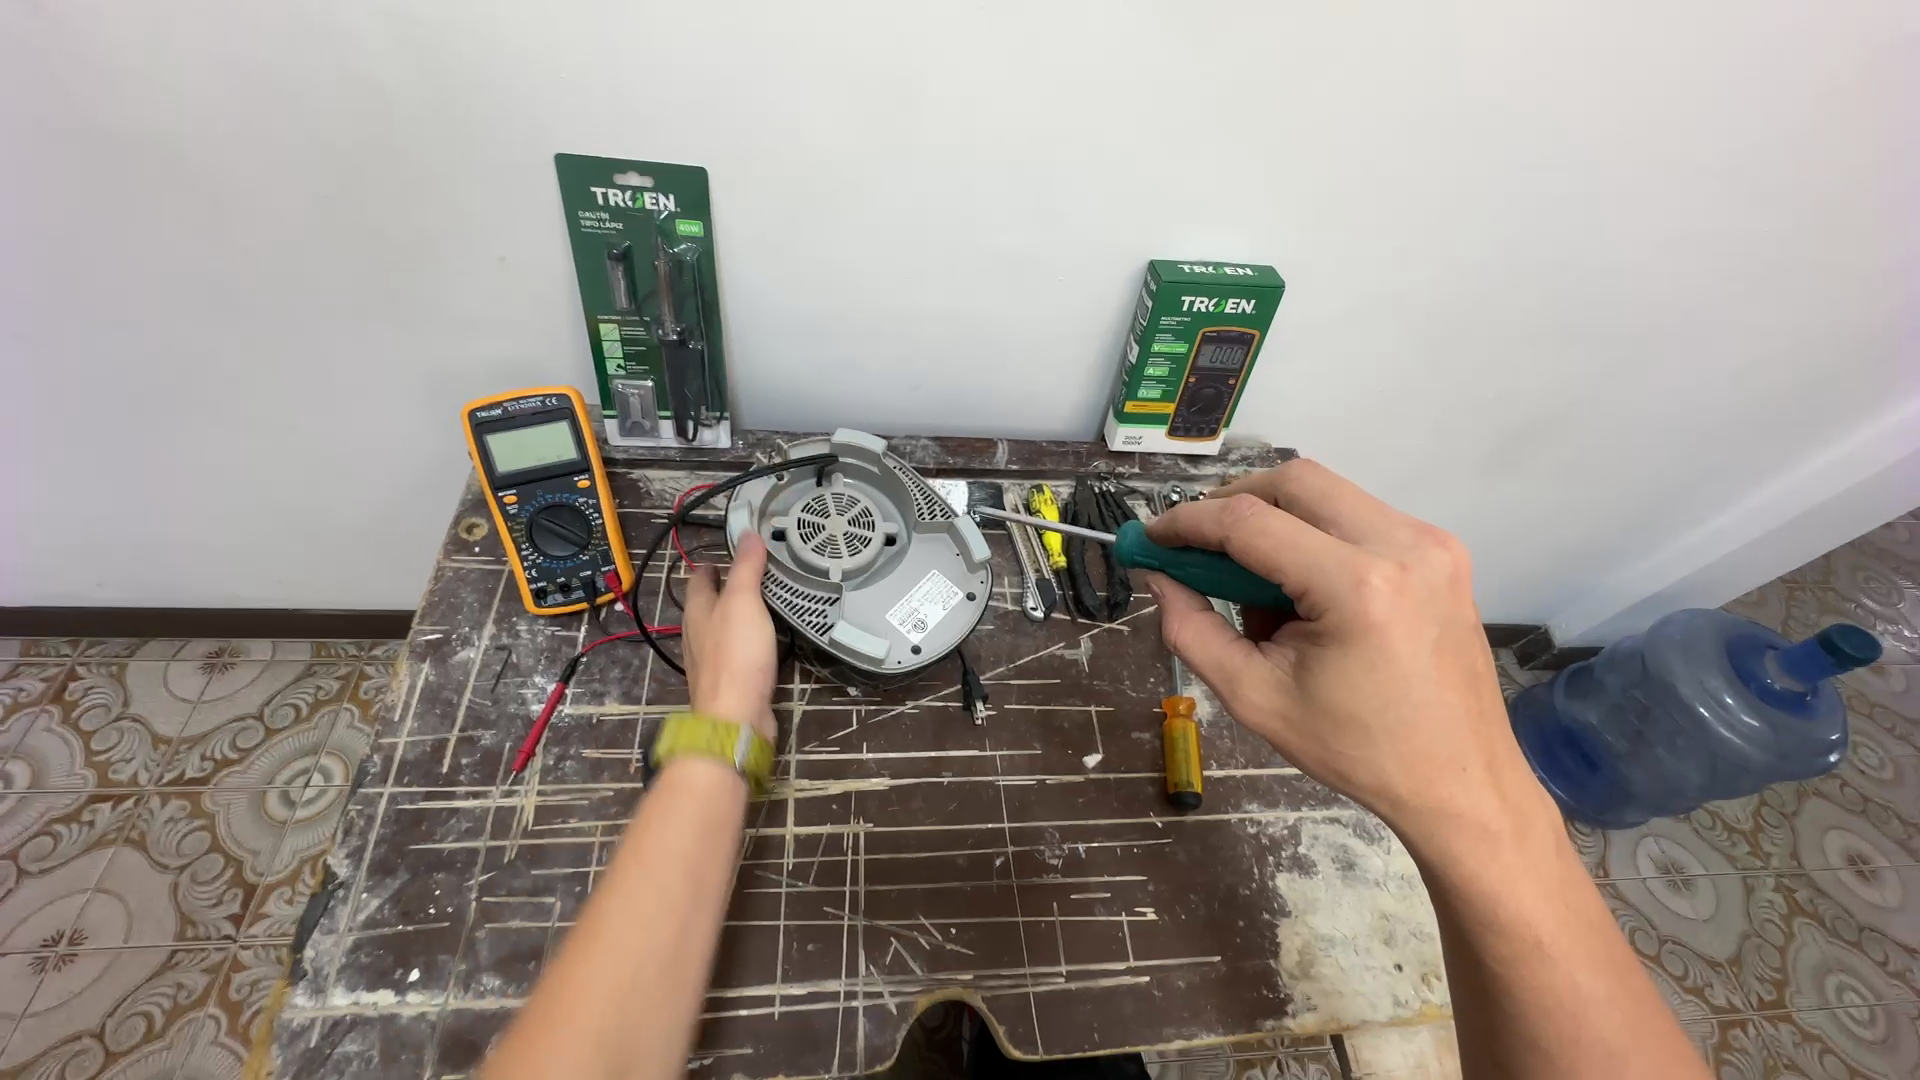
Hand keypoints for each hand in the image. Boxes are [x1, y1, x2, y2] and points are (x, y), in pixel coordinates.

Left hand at [681, 533, 778, 741]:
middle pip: (705, 604)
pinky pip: (734, 651)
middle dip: (722, 588)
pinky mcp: (727, 680)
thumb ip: (746, 568)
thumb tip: (748, 533)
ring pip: (718, 628)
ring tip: (759, 602)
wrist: (735, 717)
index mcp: (697, 611)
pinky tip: (761, 641)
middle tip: (750, 573)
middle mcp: (697, 633)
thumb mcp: (743, 602)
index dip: (711, 562)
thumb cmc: (736, 655)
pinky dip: (745, 640)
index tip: (730, 551)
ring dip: (734, 614)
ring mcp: (710, 659)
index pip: (698, 578)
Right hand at [1143, 460, 1552, 854]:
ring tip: (1252, 580)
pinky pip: (1355, 514)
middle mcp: (1402, 544)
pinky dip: (1311, 532)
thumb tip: (1158, 576)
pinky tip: (1301, 587)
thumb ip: (1191, 630)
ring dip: (1272, 517)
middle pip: (1292, 481)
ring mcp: (1431, 542)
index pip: (1249, 522)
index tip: (1151, 536)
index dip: (1188, 522)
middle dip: (1230, 502)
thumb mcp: (1253, 697)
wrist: (1460, 782)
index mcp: (1356, 587)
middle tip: (1196, 544)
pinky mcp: (1441, 551)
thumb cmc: (1353, 749)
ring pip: (1326, 491)